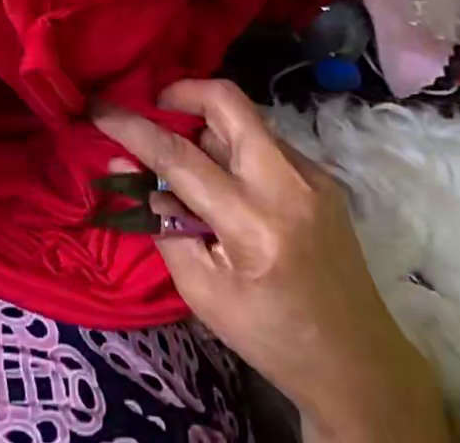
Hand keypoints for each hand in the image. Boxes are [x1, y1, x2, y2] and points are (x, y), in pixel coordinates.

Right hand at [93, 79, 448, 442]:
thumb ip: (160, 220)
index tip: (98, 107)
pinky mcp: (322, 179)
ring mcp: (313, 176)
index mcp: (255, 224)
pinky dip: (230, 146)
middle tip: (153, 112)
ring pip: (244, 118)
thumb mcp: (200, 290)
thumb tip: (124, 164)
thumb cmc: (271, 337)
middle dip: (180, 93)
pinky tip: (223, 183)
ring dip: (205, 123)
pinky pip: (262, 141)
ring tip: (186, 161)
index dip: (131, 127)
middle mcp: (289, 185)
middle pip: (227, 100)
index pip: (179, 156)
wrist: (362, 366)